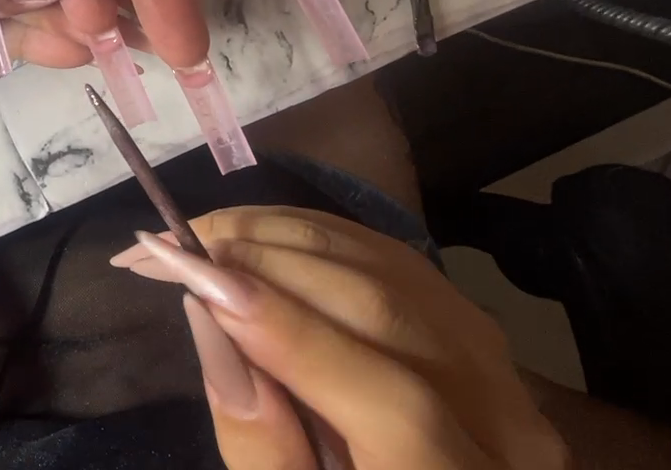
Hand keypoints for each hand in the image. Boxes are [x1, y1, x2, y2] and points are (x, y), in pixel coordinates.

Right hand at [113, 207, 569, 468]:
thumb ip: (255, 437)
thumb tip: (205, 316)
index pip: (392, 405)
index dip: (288, 332)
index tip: (187, 281)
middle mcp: (506, 425)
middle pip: (384, 308)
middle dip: (259, 261)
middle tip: (164, 248)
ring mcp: (502, 370)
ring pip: (383, 261)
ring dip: (271, 234)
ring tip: (192, 237)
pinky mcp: (473, 326)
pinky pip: (385, 252)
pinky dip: (305, 233)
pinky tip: (248, 234)